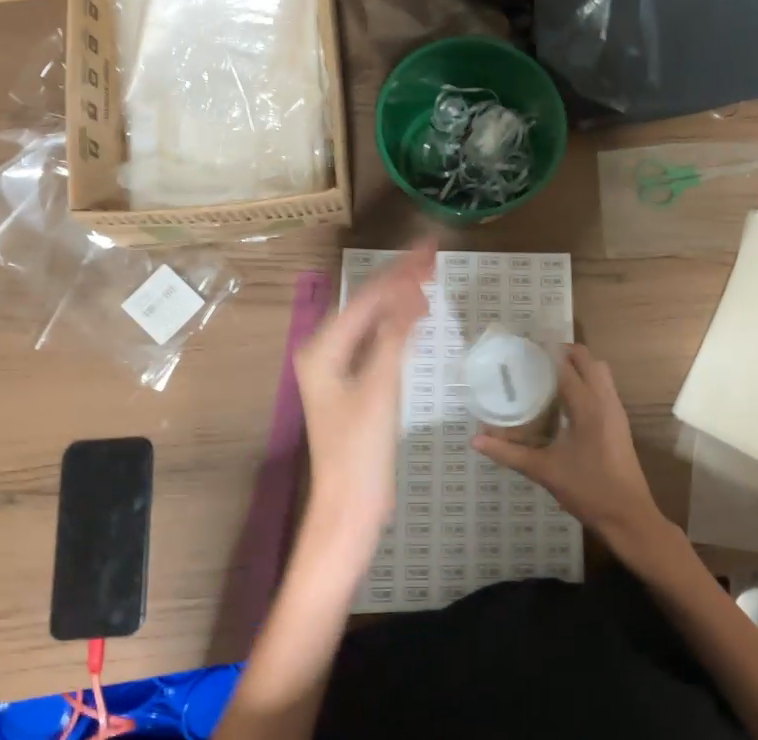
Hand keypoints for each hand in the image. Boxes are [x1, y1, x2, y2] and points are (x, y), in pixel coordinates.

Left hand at [295, 242, 434, 559]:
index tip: (430, 250)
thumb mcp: (379, 390)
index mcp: (323, 349)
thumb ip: (394, 338)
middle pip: (367, 304)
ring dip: (399, 298)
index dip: (399, 272)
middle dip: (399, 278)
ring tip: (428, 275)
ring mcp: (339, 369)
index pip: (367, 298)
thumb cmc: (360, 452)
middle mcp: (325, 352)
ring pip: (373, 320)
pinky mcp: (355, 385)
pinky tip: (415, 316)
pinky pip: (377, 340)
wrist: (350, 507)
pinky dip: (398, 324)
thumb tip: (410, 292)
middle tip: (434, 255)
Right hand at [471, 344, 669, 552]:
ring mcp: (616, 410)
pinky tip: (564, 401)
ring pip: (599, 371)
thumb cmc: (587, 490)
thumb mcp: (544, 471)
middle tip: (533, 361)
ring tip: (547, 376)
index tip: (521, 351)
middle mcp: (605, 400)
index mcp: (587, 405)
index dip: (543, 354)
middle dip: (562, 353)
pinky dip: (586, 381)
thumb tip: (476, 441)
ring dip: (577, 365)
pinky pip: (603, 387)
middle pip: (587, 359)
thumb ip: (509, 453)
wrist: (628, 516)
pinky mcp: (619, 422)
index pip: (565, 365)